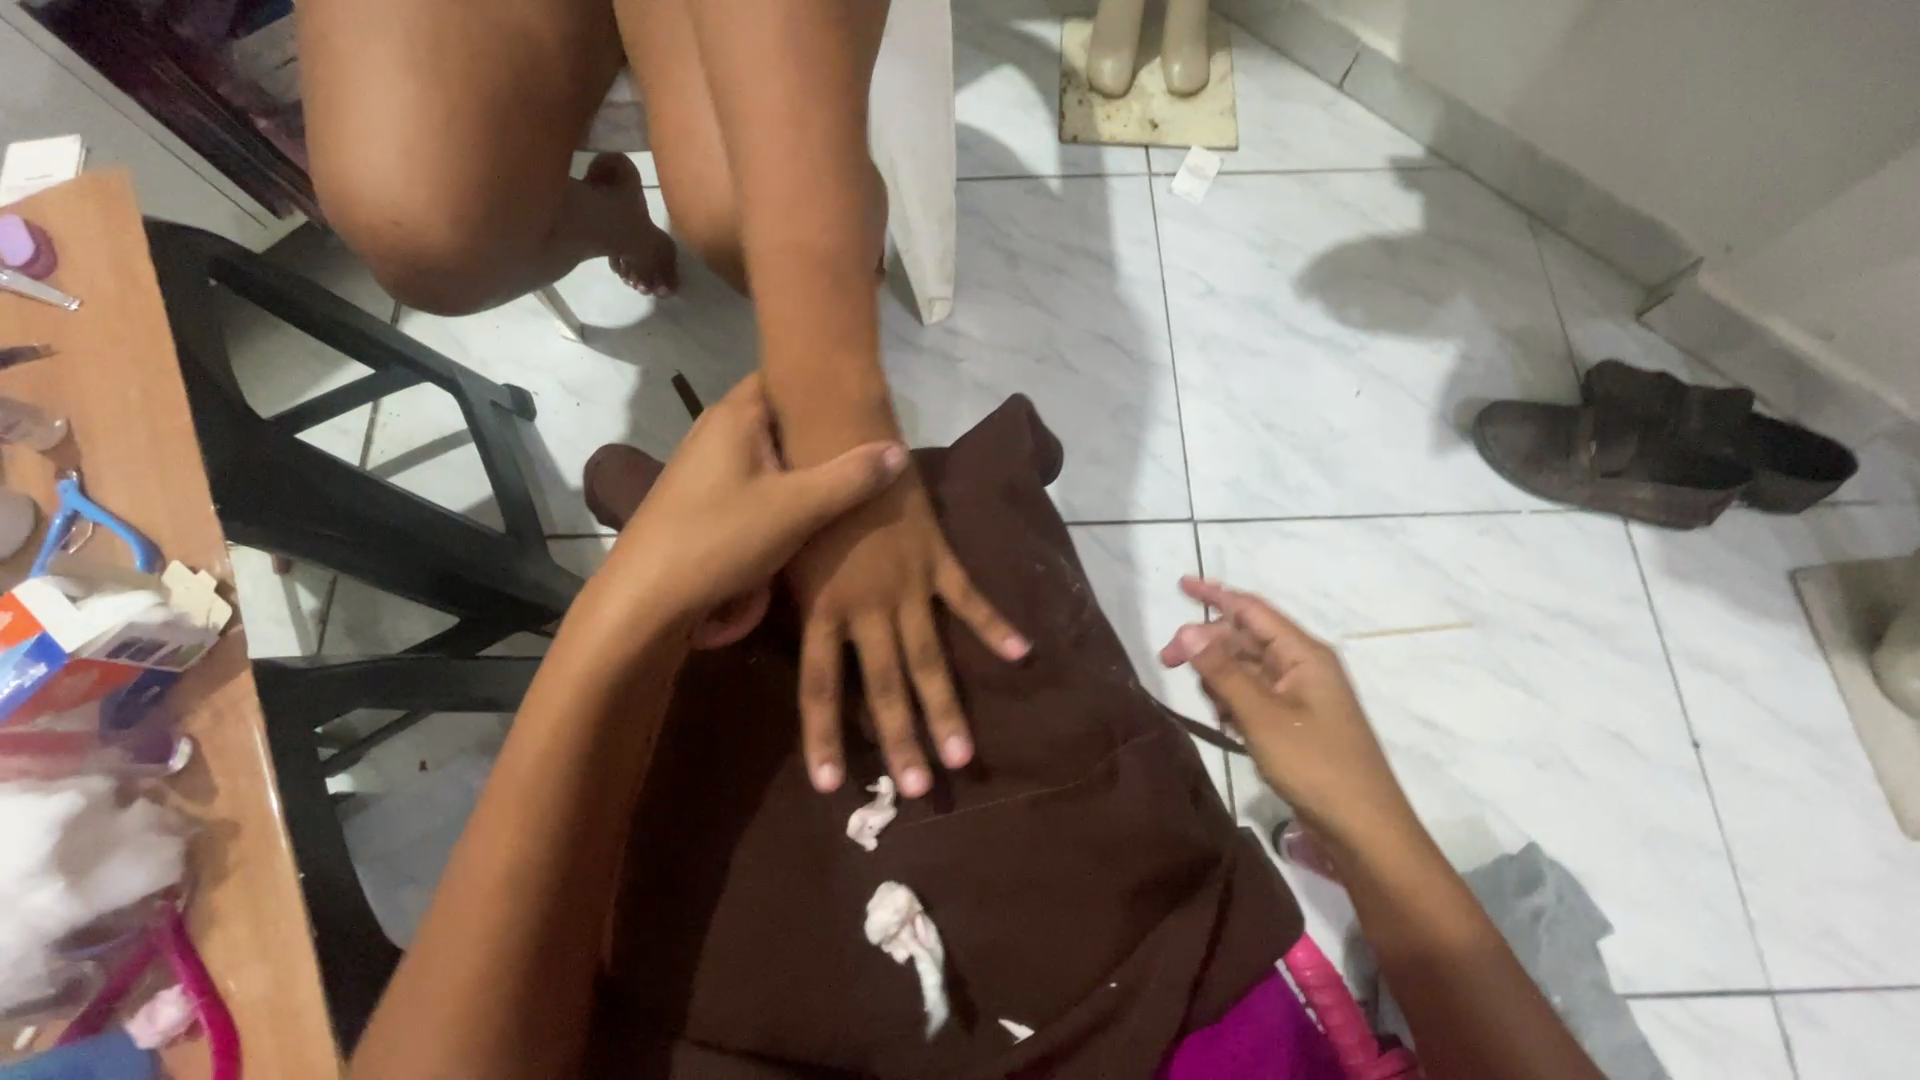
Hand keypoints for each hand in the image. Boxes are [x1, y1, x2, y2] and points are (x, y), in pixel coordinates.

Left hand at [587, 377, 907, 640]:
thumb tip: (898, 450)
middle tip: (870, 448)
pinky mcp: (706, 504)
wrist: (646, 604)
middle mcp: (718, 432)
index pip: (784, 376)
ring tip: (851, 483)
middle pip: (781, 420)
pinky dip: (784, 495)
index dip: (824, 386)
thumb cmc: (718, 540)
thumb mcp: (796, 509)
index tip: (866, 402)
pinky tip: (812, 516)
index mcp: (735, 416)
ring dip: (804, 471)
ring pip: (771, 457)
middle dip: (821, 435)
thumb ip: (850, 478)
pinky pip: (758, 486)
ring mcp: (709, 470)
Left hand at [788, 473, 1028, 797]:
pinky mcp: (936, 557)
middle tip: (918, 790)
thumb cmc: (790, 486)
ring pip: (930, 655)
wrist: (833, 432)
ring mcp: (907, 583)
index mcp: (822, 606)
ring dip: (948, 706)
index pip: (820, 686)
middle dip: (902, 739)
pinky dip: (993, 625)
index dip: (824, 737)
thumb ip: (790, 596)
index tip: (831, 786)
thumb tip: (785, 636)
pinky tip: (1020, 654)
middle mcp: (867, 605)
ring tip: (964, 753)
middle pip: (885, 683)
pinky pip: (968, 599)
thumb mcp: (777, 546)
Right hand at [1158, 577, 1416, 851]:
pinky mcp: (1295, 721)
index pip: (1252, 610)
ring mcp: (1301, 695)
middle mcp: (1303, 666)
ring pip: (1246, 669)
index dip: (1216, 595)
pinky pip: (1254, 696)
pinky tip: (1226, 724)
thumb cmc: (1316, 765)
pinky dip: (1234, 703)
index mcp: (1304, 654)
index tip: (1180, 585)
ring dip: (1220, 679)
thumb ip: (1222, 671)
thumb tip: (1187, 629)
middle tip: (1167, 662)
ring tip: (1213, 710)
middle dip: (1207, 646)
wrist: (1362, 828)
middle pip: (1245, 639)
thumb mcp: (1261, 716)